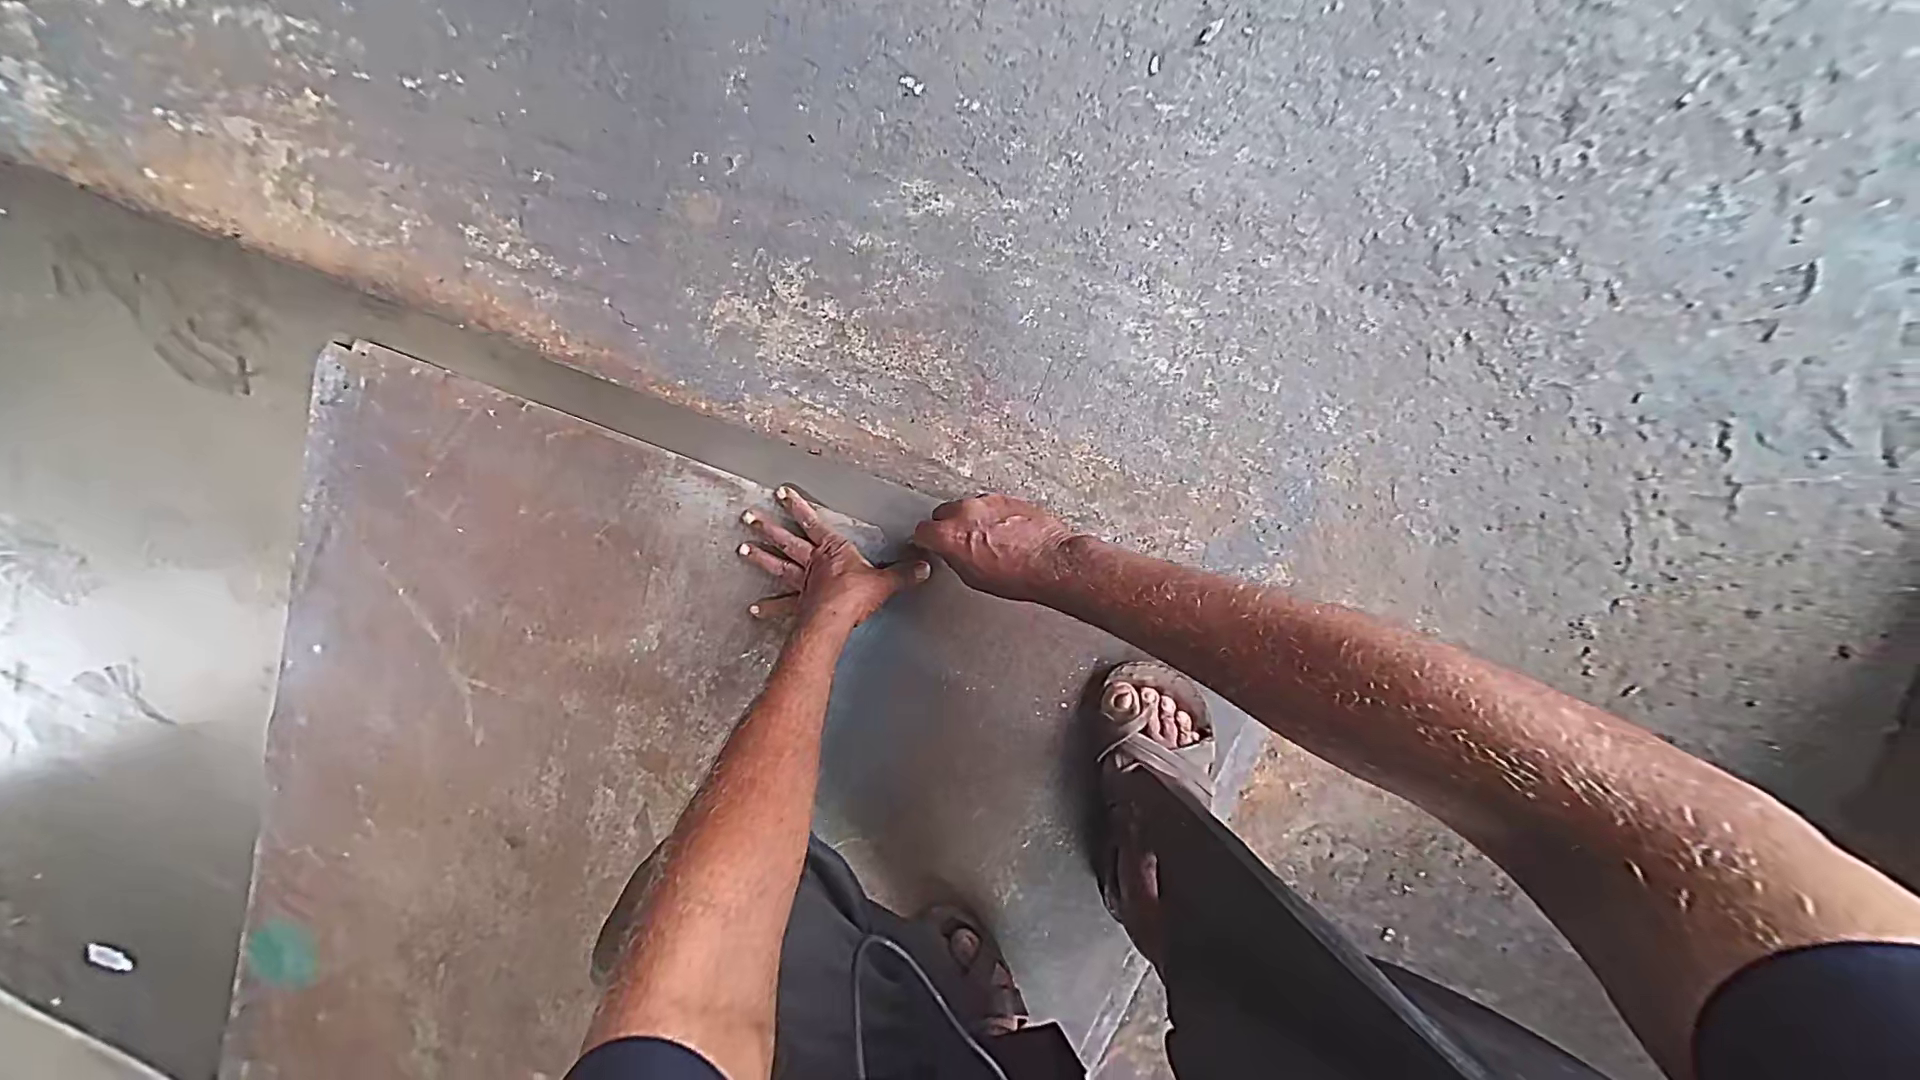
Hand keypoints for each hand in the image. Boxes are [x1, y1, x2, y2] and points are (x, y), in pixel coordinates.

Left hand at [737, 486, 929, 629]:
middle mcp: (814, 564)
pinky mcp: (800, 605)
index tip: (782, 494)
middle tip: (749, 517)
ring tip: (743, 548)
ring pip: (778, 566)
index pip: (813, 522)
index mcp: (832, 550)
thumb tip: (924, 568)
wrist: (834, 621)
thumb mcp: (885, 582)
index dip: (797, 507)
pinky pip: (782, 604)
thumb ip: (904, 574)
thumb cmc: (854, 597)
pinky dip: (768, 607)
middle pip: (787, 541)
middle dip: (768, 528)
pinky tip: (754, 608)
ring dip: (760, 557)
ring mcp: (803, 584)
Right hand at [911, 493, 1084, 602]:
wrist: (1051, 562)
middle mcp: (966, 512)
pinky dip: (991, 516)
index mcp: (950, 534)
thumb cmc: (1018, 575)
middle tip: (960, 543)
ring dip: (971, 520)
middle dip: (947, 527)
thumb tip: (951, 553)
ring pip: (967, 507)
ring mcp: (987, 502)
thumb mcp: (973, 578)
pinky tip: (1003, 532)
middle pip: (943, 513)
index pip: (923, 531)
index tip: (929, 544)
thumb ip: (953, 558)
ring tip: (987, 540)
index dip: (926, 540)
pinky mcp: (1006, 498)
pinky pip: (990, 505)